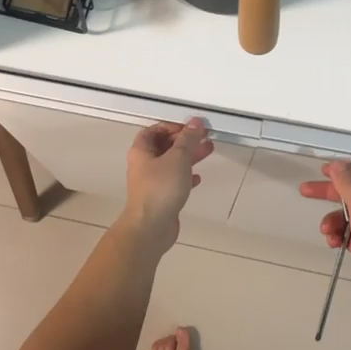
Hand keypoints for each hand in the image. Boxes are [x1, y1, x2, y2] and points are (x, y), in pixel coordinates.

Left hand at [120, 118, 214, 246]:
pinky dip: (186, 176)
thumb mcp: (177, 158)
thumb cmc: (161, 188)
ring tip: (209, 150)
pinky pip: (174, 181)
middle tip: (204, 136)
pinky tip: (198, 177)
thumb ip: (188, 139)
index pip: (154, 130)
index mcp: (141, 151)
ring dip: (189, 156)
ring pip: (171, 163)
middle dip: (185, 140)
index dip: (172, 126)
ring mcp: (151, 182)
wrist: (151, 227)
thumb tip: (196, 122)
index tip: (191, 127)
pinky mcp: (160, 197)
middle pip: (164, 145)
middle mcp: (143, 164)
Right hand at [299, 160, 350, 309]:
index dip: (343, 170)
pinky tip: (334, 243)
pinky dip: (339, 236)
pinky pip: (349, 235)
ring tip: (327, 231)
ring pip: (348, 216)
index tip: (322, 171)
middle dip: (329, 194)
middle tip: (306, 191)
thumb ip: (347, 183)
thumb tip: (337, 165)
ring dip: (333, 221)